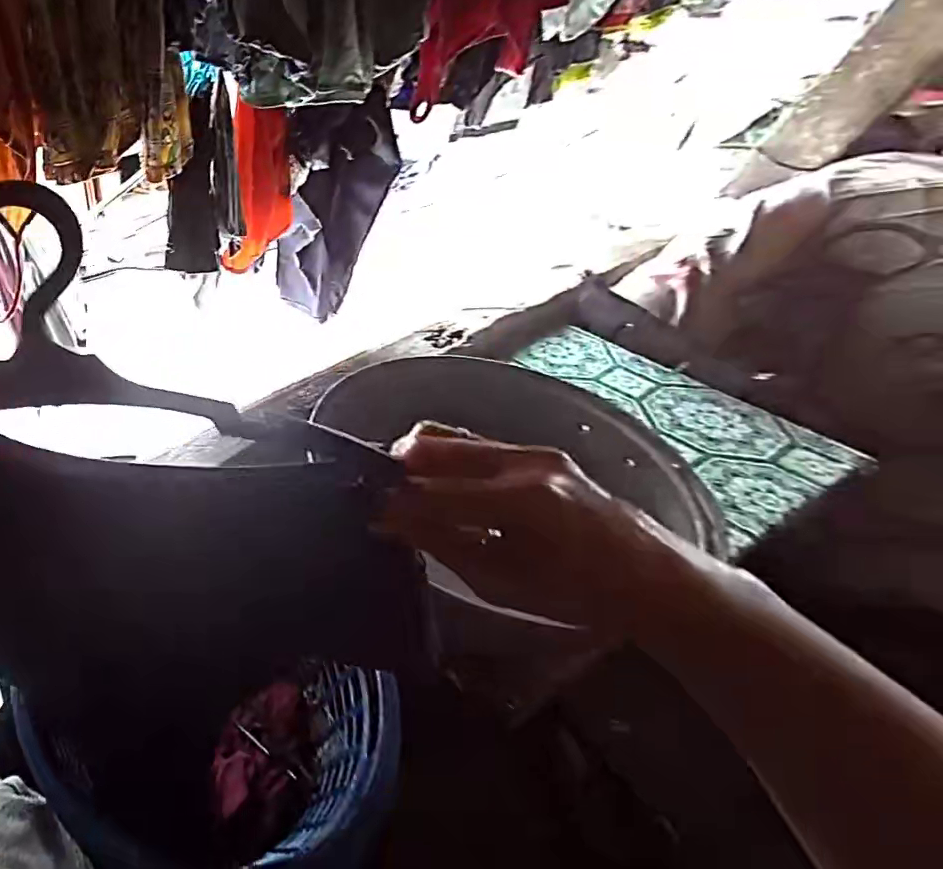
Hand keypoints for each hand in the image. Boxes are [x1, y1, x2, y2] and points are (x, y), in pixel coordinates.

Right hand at [376, 422, 711, 635]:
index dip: (394, 504)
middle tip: (382, 497)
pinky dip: (444, 462)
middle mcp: (524, 464)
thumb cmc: (580, 594)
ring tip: (405, 490)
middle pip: (431, 446)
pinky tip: (440, 487)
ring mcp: (532, 452)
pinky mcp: (536, 452)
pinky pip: (471, 445)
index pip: (432, 493)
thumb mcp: (502, 582)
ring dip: (418, 462)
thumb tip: (388, 521)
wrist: (661, 582)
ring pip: (447, 438)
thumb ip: (441, 544)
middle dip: (396, 470)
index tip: (370, 515)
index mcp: (521, 502)